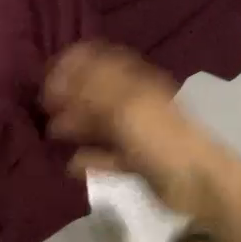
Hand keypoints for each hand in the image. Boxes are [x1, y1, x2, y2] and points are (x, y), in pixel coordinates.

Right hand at [43, 42, 226, 216]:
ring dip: (75, 126)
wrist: (199, 182)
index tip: (44, 75)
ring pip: (98, 123)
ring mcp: (136, 131)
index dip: (71, 63)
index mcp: (132, 79)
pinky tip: (71, 165)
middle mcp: (132, 99)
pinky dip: (90, 157)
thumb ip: (88, 89)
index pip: (96, 59)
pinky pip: (107, 154)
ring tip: (50, 135)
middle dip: (68, 97)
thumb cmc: (159, 136)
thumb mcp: (121, 105)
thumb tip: (56, 77)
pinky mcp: (137, 161)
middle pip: (94, 91)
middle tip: (42, 108)